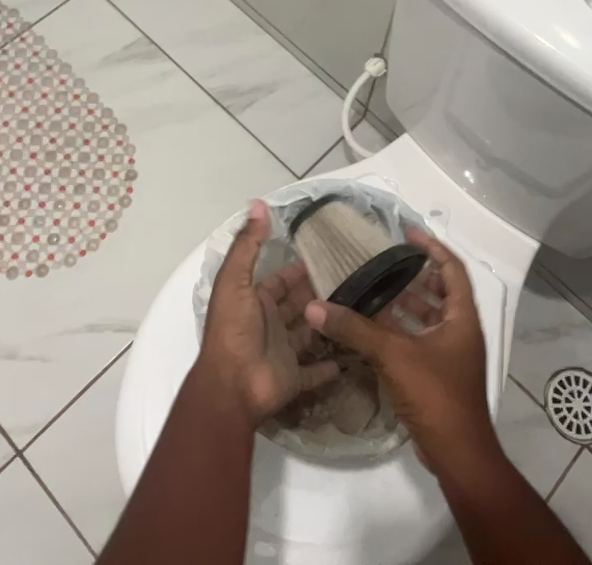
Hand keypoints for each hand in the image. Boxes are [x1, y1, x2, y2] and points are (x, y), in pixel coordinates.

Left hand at [195, 200, 340, 424]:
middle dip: (318, 293)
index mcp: (254, 300)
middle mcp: (269, 324)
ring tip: (358, 310)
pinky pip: (315, 372)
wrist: (233, 386)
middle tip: (353, 281)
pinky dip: (329, 367)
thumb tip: (259, 204)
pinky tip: (351, 354)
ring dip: (325, 324)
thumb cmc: (233, 330)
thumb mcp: (235, 281)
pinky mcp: (294, 378)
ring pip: (308, 334)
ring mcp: (282, 352)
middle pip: (297, 304)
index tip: (328, 257)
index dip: (299, 269)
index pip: (280, 280)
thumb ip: (248, 245)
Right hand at [304, 229, 494, 476]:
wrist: (457, 453)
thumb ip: (354, 328)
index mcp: (462, 318)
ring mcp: (451, 355)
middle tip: (383, 261)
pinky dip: (400, 329)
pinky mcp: (439, 375)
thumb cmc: (435, 395)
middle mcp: (461, 331)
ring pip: (429, 317)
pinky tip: (372, 327)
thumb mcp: (393, 355)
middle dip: (414, 275)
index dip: (432, 248)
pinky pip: (419, 339)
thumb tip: (314, 307)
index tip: (408, 233)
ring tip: (373, 288)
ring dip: (405, 302)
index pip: (452, 269)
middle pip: (441, 291)